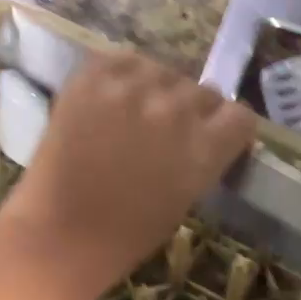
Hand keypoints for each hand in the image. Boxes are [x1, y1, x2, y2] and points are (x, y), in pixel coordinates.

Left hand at [0, 51, 257, 296]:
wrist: (60, 236)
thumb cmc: (125, 237)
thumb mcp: (181, 202)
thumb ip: (200, 162)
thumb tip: (205, 138)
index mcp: (203, 150)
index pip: (240, 116)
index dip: (229, 129)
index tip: (218, 140)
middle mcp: (174, 110)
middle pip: (203, 92)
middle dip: (193, 113)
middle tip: (170, 137)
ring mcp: (132, 88)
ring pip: (164, 72)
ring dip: (158, 92)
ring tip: (136, 120)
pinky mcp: (93, 76)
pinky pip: (124, 61)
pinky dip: (123, 79)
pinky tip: (112, 107)